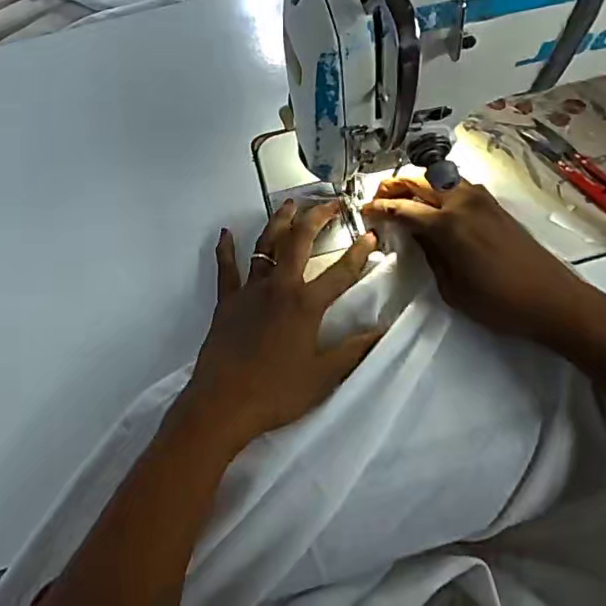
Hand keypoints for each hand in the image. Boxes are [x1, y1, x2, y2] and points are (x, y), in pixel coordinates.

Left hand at [175, 201, 383, 450]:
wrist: (223, 402)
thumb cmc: (276, 393)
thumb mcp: (322, 376)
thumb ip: (352, 351)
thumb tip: (381, 332)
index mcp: (305, 305)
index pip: (340, 273)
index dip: (358, 253)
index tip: (371, 234)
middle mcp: (279, 287)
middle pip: (299, 242)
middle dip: (316, 218)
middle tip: (331, 203)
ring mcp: (250, 290)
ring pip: (265, 245)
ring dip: (279, 221)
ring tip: (290, 203)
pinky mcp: (227, 300)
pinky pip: (226, 268)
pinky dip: (226, 249)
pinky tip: (226, 233)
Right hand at [363, 178, 580, 342]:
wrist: (554, 300)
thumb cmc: (499, 303)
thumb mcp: (452, 288)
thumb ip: (428, 254)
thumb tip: (413, 235)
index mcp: (447, 224)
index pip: (402, 207)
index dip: (378, 209)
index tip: (363, 213)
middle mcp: (461, 201)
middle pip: (417, 181)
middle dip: (392, 187)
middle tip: (377, 202)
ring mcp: (479, 197)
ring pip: (437, 177)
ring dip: (415, 184)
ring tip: (402, 201)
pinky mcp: (492, 203)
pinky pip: (455, 183)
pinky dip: (437, 187)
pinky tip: (432, 205)